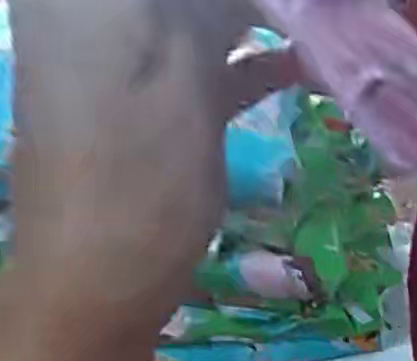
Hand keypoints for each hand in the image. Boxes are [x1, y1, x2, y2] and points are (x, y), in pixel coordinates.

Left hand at [3, 0, 300, 338]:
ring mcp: (115, 48)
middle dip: (258, 8)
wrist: (95, 277)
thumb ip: (209, 15)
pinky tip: (295, 68)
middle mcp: (93, 3)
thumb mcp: (185, 90)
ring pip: (195, 15)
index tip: (318, 14)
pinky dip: (244, 60)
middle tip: (323, 23)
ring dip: (255, 23)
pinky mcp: (140, 95)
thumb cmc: (141, 190)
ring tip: (320, 38)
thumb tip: (269, 2)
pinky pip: (197, 57)